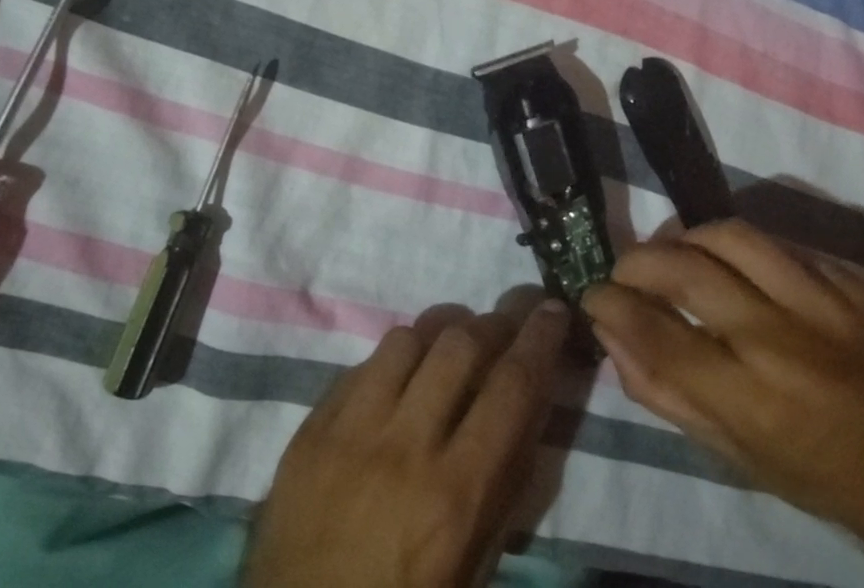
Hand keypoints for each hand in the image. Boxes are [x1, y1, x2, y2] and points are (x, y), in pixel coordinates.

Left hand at [242, 298, 570, 587]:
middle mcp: (404, 449)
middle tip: (506, 324)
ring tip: (453, 340)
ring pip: (405, 340)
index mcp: (456, 491)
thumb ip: (508, 478)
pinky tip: (401, 373)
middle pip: (459, 346)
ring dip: (439, 332)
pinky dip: (392, 359)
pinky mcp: (310, 429)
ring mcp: (349, 433)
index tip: (552, 308)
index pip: (511, 387)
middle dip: (493, 322)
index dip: (539, 338)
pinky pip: (359, 365)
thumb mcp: (479, 555)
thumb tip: (531, 401)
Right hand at [582, 220, 863, 563]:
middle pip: (688, 269)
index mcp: (748, 396)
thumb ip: (661, 390)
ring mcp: (825, 303)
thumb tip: (610, 333)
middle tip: (624, 270)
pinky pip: (783, 246)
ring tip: (675, 253)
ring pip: (734, 236)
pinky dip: (745, 252)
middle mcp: (782, 340)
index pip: (657, 331)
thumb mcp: (728, 453)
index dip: (612, 305)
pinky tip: (739, 269)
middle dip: (638, 260)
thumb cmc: (812, 474)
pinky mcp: (854, 284)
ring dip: (688, 237)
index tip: (593, 295)